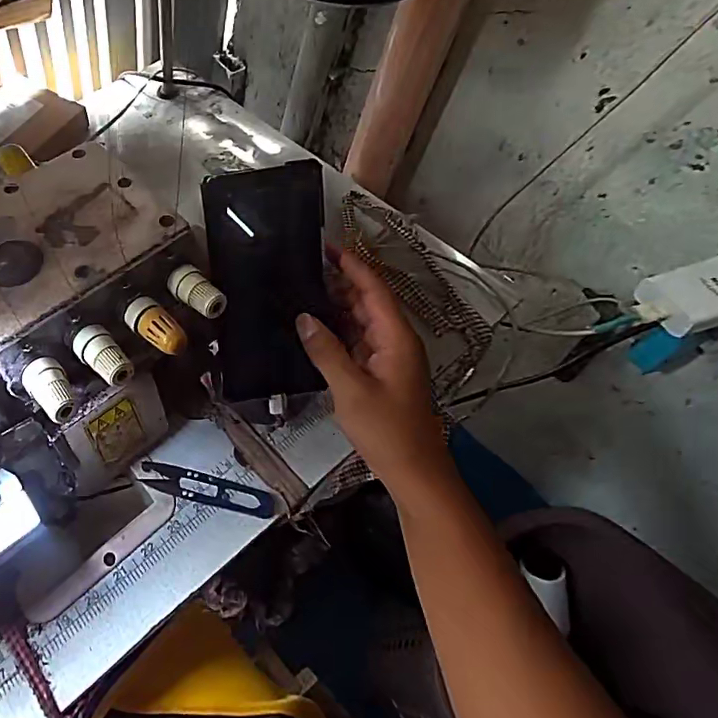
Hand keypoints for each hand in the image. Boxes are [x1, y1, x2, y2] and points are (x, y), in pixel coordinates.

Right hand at [296, 247, 455, 501]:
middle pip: (368, 301)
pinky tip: (315, 328)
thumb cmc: (388, 431)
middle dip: (340, 281)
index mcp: (396, 338)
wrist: (414, 471)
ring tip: (304, 290)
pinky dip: (338, 330)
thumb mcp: (350, 389)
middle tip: (305, 267)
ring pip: (361, 321)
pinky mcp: (380, 372)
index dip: (352, 265)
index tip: (328, 246)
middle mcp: (395, 341)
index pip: (374, 290)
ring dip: (336, 306)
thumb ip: (325, 350)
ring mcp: (389, 357)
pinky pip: (358, 340)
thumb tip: (304, 318)